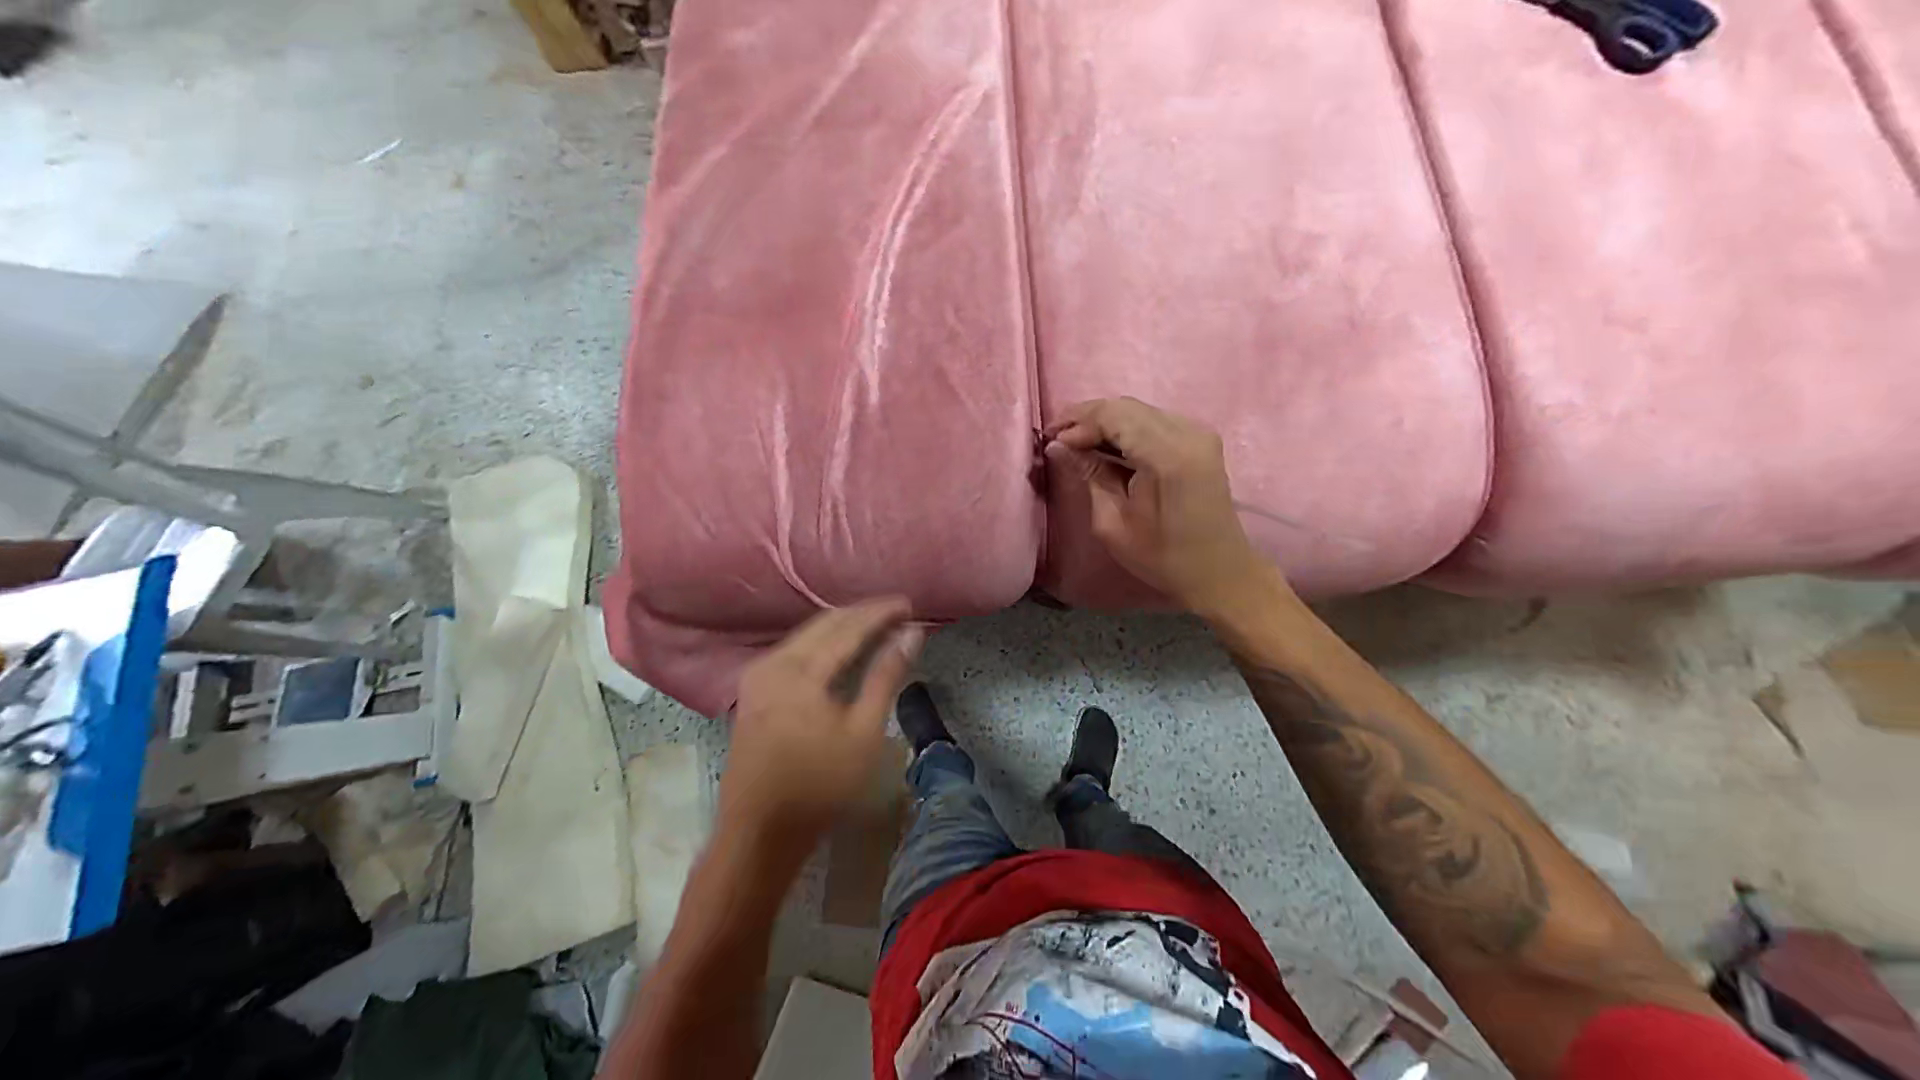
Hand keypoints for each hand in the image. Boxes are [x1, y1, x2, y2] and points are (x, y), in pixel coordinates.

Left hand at [719, 598, 922, 850]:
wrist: (760, 830)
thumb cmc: (820, 785)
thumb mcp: (864, 732)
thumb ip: (886, 676)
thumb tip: (910, 634)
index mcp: (800, 670)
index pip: (848, 627)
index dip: (881, 613)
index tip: (909, 604)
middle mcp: (773, 662)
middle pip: (824, 623)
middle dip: (862, 614)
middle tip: (897, 613)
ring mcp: (758, 676)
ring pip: (806, 636)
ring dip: (841, 627)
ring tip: (875, 627)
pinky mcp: (753, 691)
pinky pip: (793, 651)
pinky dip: (822, 644)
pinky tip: (840, 651)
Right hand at [1044, 397, 1278, 614]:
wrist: (1219, 571)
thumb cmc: (1163, 558)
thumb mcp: (1113, 524)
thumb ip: (1089, 475)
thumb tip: (1059, 446)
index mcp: (1168, 456)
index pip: (1114, 416)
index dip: (1078, 423)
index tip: (1051, 442)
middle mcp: (1187, 433)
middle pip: (1125, 407)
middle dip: (1087, 418)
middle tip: (1057, 438)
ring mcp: (1198, 432)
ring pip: (1138, 410)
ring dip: (1104, 421)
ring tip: (1075, 441)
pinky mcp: (1200, 438)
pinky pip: (1153, 420)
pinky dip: (1124, 427)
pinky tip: (1105, 445)